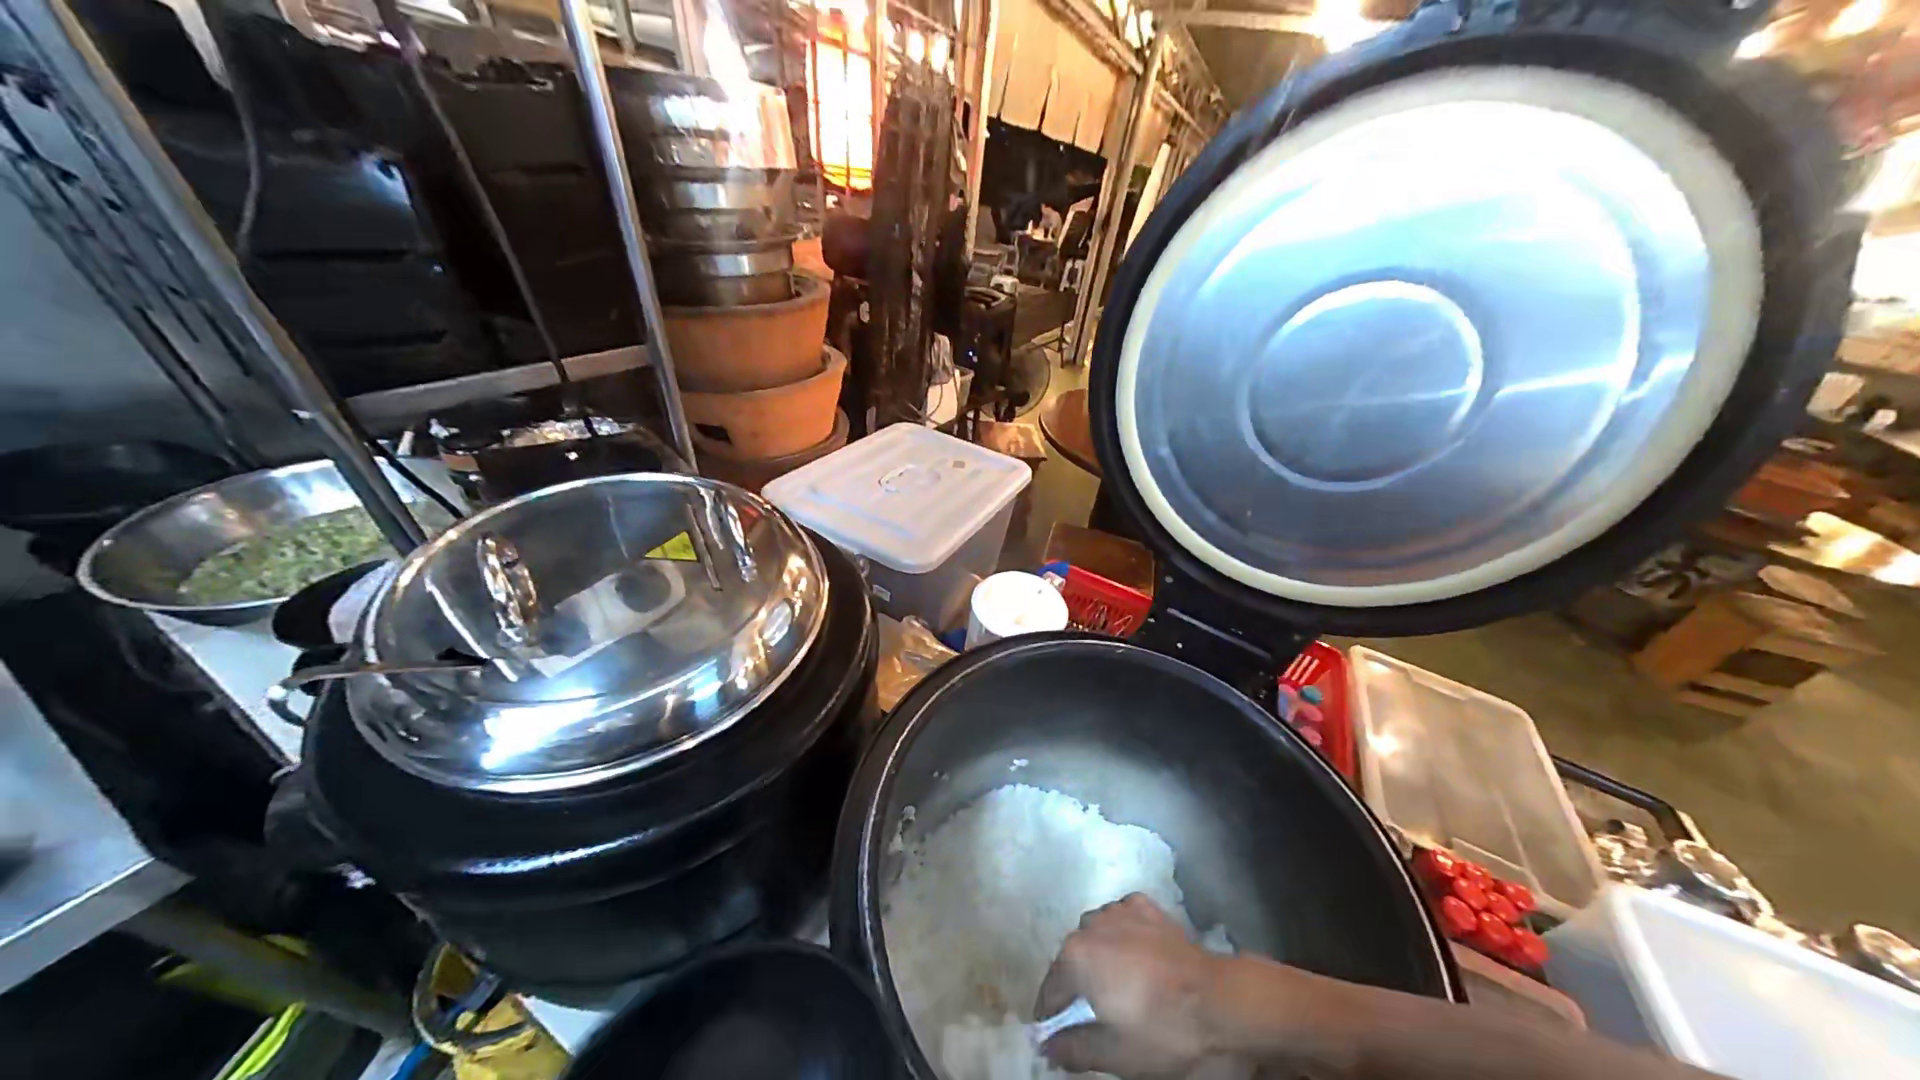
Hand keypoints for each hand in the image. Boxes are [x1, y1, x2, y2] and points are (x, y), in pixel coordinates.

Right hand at [1034, 893, 1226, 1078]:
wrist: (1221, 1001)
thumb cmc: (1163, 1031)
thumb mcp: (1115, 1054)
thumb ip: (1073, 1048)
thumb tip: (1046, 1046)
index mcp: (1075, 957)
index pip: (1050, 991)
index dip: (1051, 1017)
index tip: (1058, 1038)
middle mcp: (1090, 925)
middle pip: (1070, 959)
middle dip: (1076, 985)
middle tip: (1093, 1016)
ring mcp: (1119, 910)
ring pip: (1094, 934)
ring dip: (1097, 956)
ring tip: (1117, 985)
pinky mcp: (1145, 907)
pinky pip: (1121, 919)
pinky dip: (1121, 935)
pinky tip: (1136, 955)